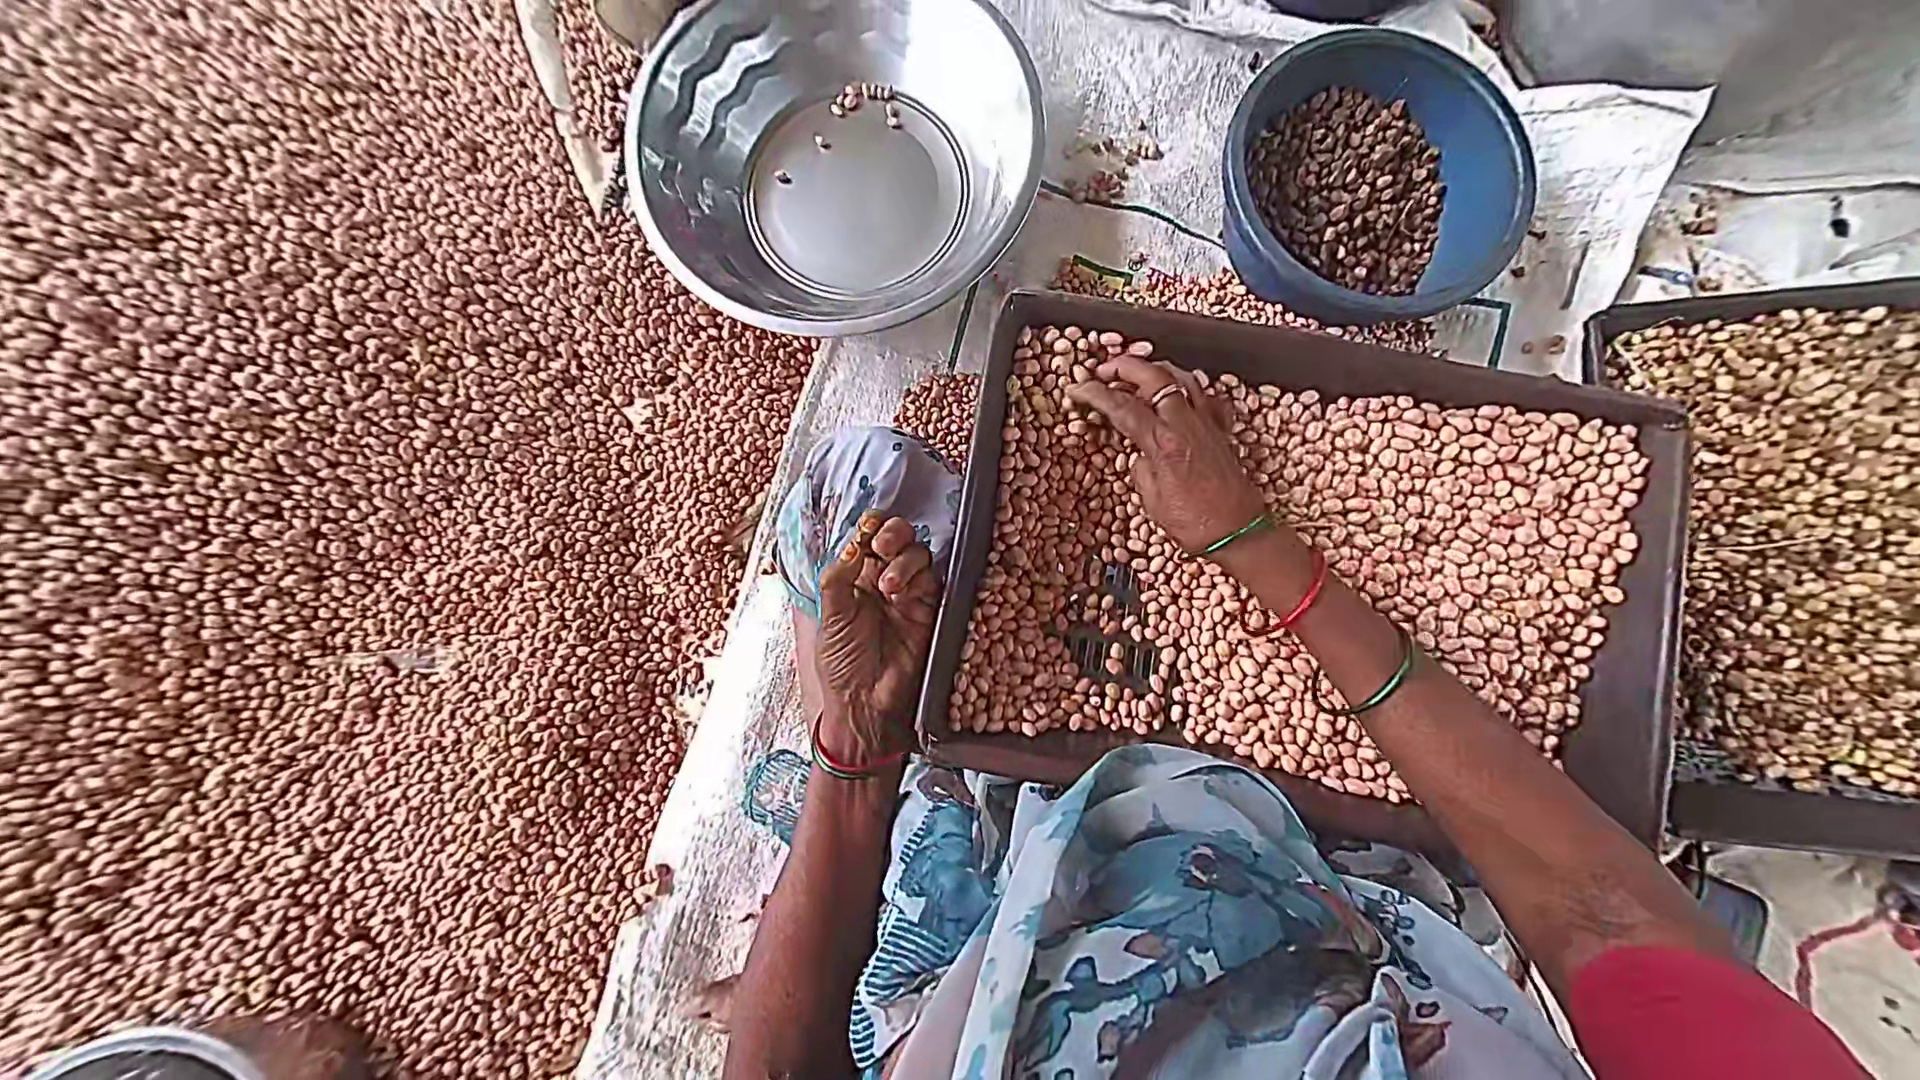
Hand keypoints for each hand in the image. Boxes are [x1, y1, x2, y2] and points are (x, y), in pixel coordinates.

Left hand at [814, 512, 939, 762]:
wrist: (866, 705)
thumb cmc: (843, 665)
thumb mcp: (830, 616)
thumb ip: (839, 576)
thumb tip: (854, 543)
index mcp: (857, 579)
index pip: (869, 539)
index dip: (871, 527)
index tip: (868, 526)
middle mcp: (885, 581)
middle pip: (899, 539)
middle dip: (893, 534)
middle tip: (881, 546)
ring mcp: (910, 595)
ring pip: (919, 555)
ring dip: (905, 560)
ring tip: (888, 586)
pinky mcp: (931, 610)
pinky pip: (933, 582)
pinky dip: (920, 579)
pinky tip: (903, 595)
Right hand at [1065, 355, 1270, 554]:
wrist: (1238, 532)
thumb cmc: (1195, 524)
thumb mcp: (1153, 501)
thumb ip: (1141, 470)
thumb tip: (1138, 455)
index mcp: (1164, 444)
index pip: (1123, 407)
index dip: (1096, 394)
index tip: (1078, 388)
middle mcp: (1187, 426)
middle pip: (1154, 377)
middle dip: (1125, 366)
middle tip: (1104, 369)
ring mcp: (1207, 424)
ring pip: (1183, 377)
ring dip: (1156, 369)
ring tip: (1137, 373)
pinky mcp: (1221, 431)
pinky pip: (1206, 395)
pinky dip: (1188, 386)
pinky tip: (1177, 392)